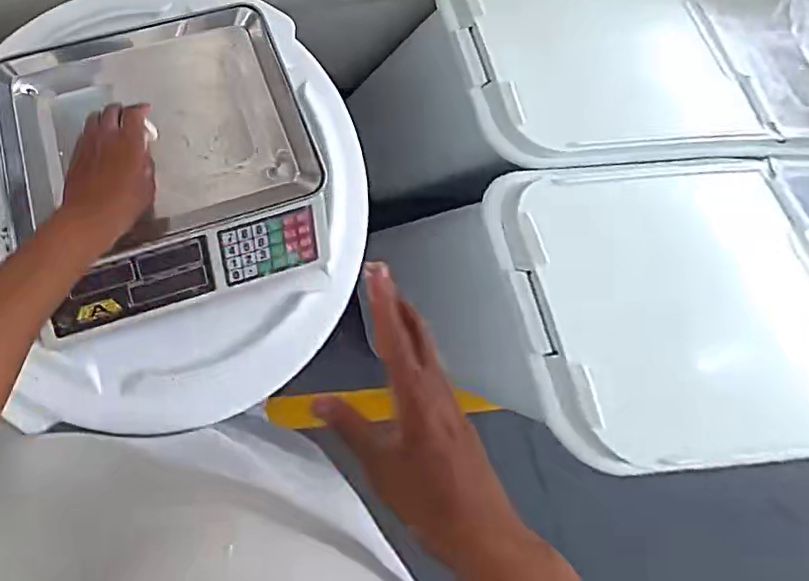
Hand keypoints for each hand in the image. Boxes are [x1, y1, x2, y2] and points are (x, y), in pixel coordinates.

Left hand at [52, 103, 154, 245]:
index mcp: (129, 140)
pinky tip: (98, 142)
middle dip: (122, 110)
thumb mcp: (147, 186)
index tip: (145, 110)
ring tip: (111, 126)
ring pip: (95, 118)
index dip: (141, 109)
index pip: (134, 113)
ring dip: (105, 118)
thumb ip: (147, 164)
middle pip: (112, 110)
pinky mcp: (75, 154)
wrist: (88, 218)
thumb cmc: (122, 205)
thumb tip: (144, 155)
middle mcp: (107, 135)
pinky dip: (93, 132)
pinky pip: (84, 133)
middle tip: (129, 117)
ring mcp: (88, 143)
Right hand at [316, 263, 576, 580]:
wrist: (485, 534)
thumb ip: (349, 427)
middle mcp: (437, 390)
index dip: (383, 300)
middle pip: (417, 331)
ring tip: (392, 304)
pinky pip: (434, 365)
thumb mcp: (380, 465)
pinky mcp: (456, 414)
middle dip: (398, 299)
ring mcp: (450, 401)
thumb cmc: (437, 504)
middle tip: (383, 277)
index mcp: (415, 395)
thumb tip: (323, 404)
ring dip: (409, 319)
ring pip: (428, 346)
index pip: (395, 335)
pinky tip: (411, 354)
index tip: (377, 273)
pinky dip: (418, 345)